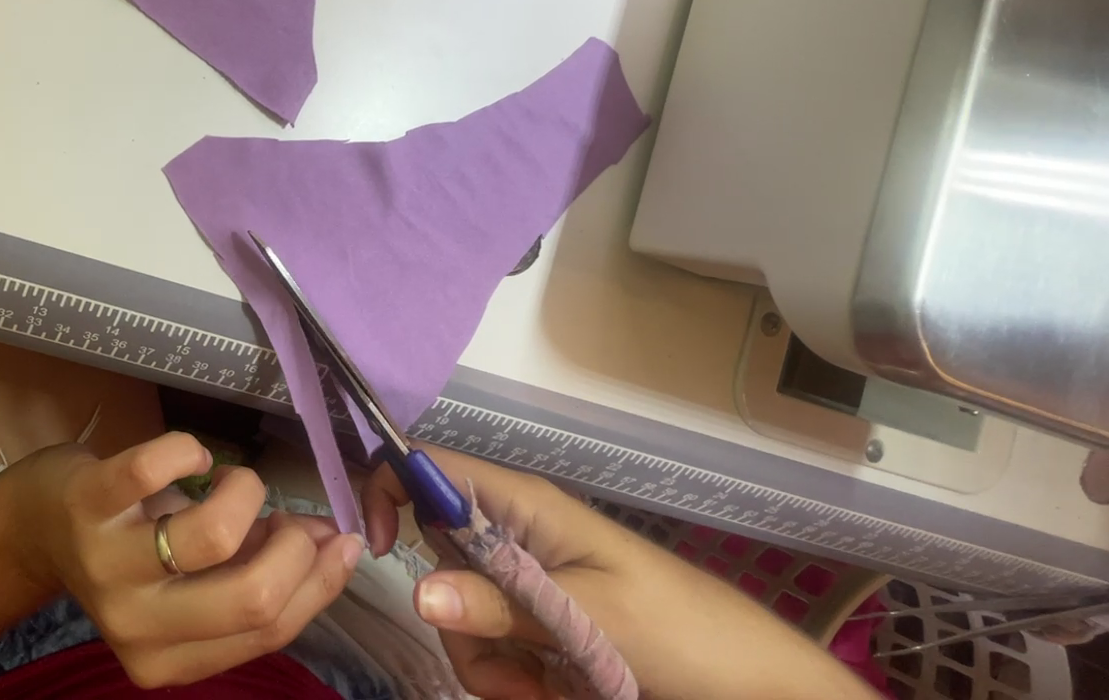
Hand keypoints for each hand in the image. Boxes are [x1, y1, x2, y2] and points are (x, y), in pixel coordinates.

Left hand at [0, 431, 363, 687]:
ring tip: (232, 479)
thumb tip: (332, 542)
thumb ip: (256, 567)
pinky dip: (188, 451)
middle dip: (293, 545)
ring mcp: (110, 565)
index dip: (318, 581)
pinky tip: (189, 455)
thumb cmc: (127, 550)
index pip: (269, 628)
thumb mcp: (191, 577)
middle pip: (251, 595)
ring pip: (214, 534)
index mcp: (170, 658)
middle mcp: (138, 626)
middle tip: (283, 511)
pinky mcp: (89, 502)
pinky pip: (154, 468)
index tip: (340, 539)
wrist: (34, 525)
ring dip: (245, 490)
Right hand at [362, 451, 879, 699]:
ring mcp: (520, 581)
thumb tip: (415, 592)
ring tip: (551, 689)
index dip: (388, 490)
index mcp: (518, 502)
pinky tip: (556, 693)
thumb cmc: (681, 632)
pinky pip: (484, 647)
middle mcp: (508, 533)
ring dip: (490, 662)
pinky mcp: (533, 623)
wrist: (758, 690)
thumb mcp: (592, 619)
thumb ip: (501, 604)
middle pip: (433, 557)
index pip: (425, 467)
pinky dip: (509, 679)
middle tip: (512, 665)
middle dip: (459, 619)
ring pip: (455, 613)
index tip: (384, 549)